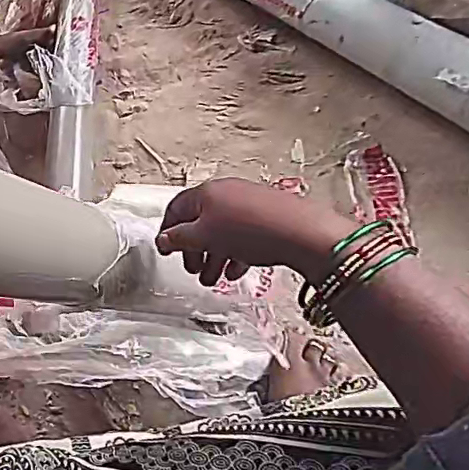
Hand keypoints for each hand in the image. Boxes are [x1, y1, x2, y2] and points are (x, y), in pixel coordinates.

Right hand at [154, 178, 355, 284]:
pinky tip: (236, 269)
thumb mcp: (204, 237)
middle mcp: (227, 193)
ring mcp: (250, 203)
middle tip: (193, 267)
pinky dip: (234, 251)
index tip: (165, 248)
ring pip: (222, 231)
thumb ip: (179, 239)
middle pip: (200, 222)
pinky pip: (243, 234)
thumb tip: (165, 239)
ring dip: (214, 255)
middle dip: (194, 249)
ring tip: (214, 277)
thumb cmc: (251, 230)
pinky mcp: (269, 216)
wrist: (303, 234)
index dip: (167, 231)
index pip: (176, 209)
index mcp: (206, 191)